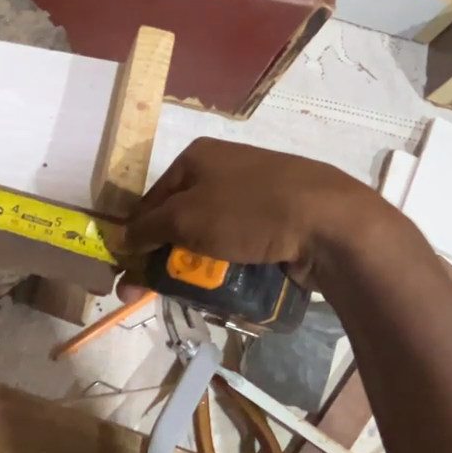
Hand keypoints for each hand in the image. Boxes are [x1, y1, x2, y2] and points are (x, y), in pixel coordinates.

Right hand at [126, 138, 388, 283]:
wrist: (331, 223)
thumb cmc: (248, 211)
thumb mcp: (184, 218)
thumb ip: (146, 229)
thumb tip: (120, 239)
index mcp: (197, 157)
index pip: (151, 199)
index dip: (135, 235)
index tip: (126, 271)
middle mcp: (224, 169)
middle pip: (179, 219)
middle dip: (161, 257)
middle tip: (146, 294)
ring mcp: (256, 194)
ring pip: (210, 235)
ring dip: (194, 265)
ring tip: (186, 295)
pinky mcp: (281, 219)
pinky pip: (241, 244)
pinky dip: (228, 264)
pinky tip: (223, 286)